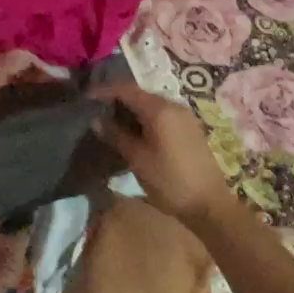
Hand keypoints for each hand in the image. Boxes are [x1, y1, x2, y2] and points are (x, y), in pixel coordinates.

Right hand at [90, 82, 233, 230]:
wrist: (208, 203)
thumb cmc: (169, 181)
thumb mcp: (137, 159)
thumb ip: (116, 136)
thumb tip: (96, 120)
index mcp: (160, 110)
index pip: (126, 89)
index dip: (104, 91)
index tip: (85, 98)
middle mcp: (174, 106)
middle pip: (140, 94)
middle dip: (116, 100)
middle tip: (95, 111)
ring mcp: (184, 117)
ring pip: (151, 105)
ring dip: (130, 111)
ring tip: (110, 123)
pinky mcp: (189, 129)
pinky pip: (161, 115)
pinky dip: (144, 119)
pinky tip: (133, 133)